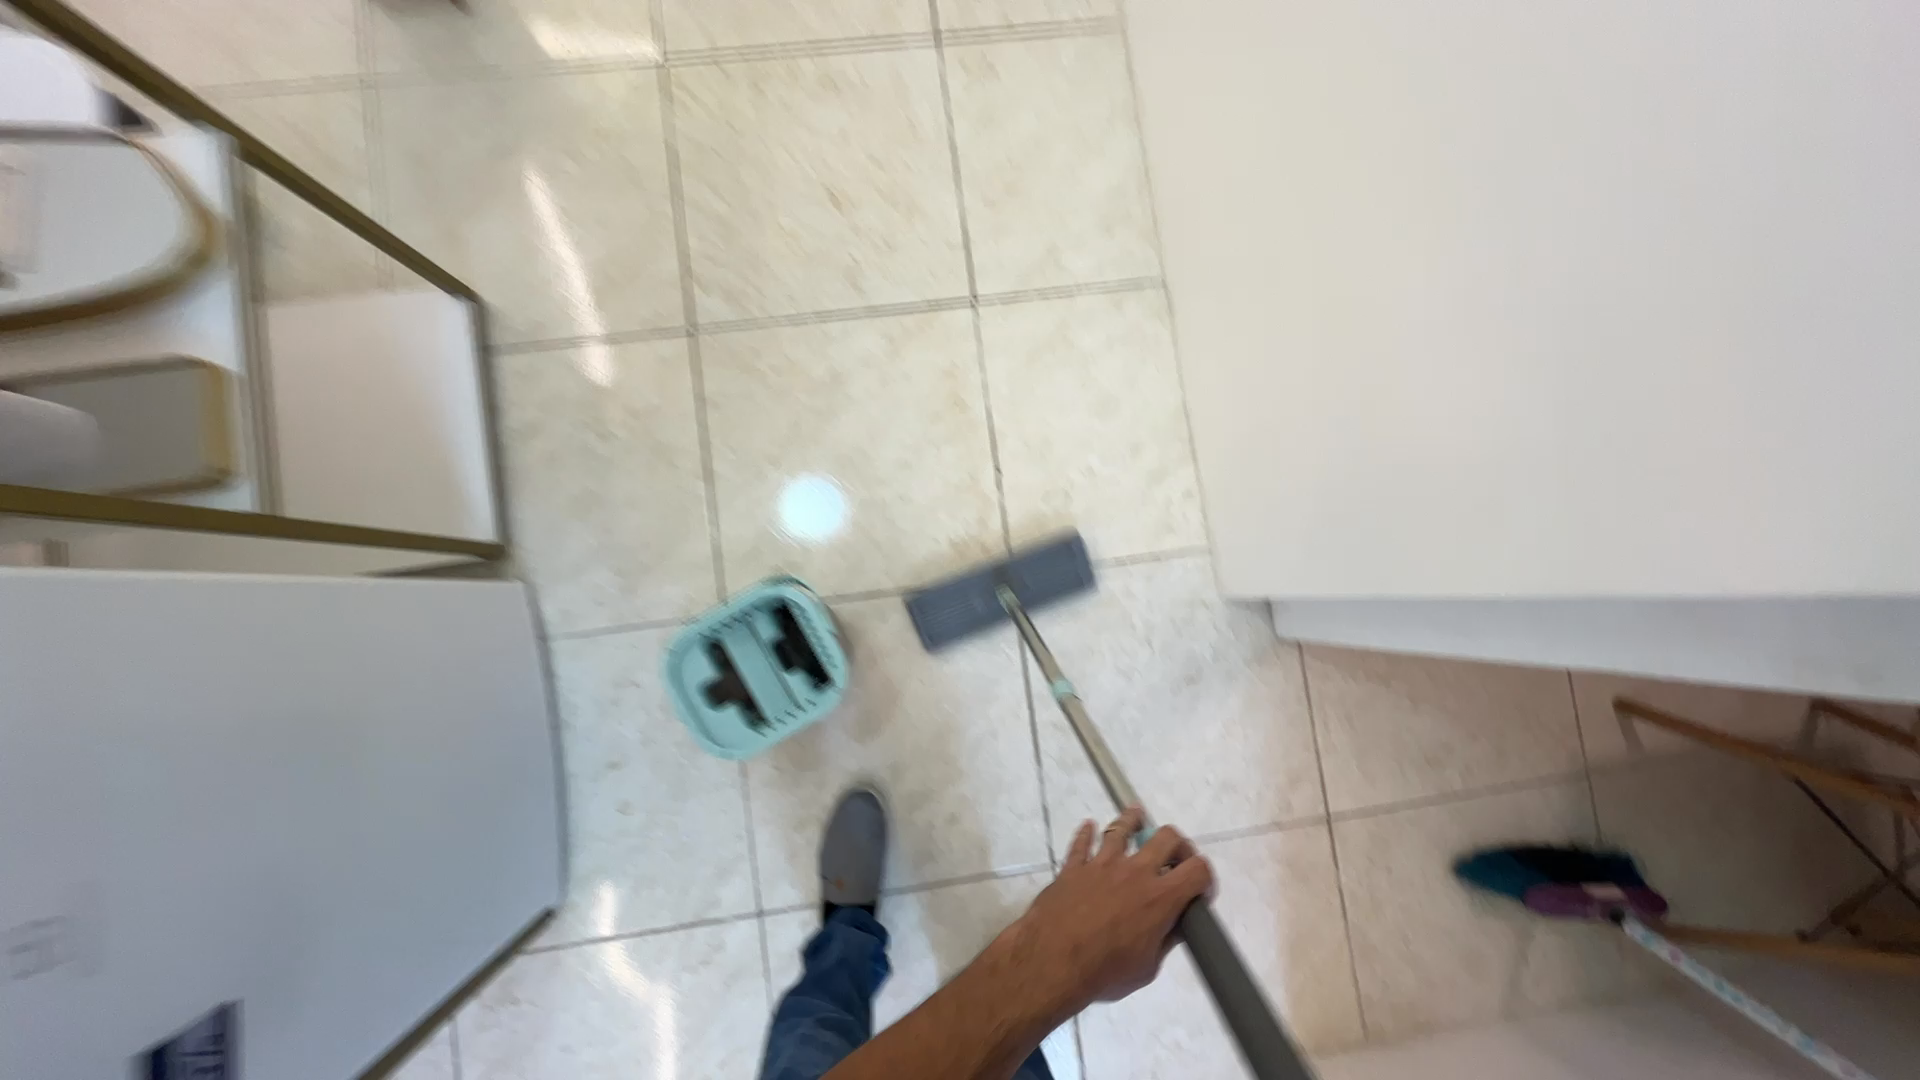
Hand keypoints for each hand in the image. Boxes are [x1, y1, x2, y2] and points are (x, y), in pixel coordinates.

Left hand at [1003, 806, 1214, 1017]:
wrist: (1054, 959)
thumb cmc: (1105, 971)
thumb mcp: (1148, 968)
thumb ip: (1164, 940)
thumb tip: (1174, 925)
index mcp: (1160, 898)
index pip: (1197, 870)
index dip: (1205, 876)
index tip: (1200, 888)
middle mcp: (1135, 871)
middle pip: (1166, 837)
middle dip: (1177, 843)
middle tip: (1174, 854)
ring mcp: (1102, 863)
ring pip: (1121, 828)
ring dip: (1132, 820)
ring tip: (1136, 814)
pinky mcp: (1074, 865)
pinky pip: (1081, 842)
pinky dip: (1086, 833)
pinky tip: (1088, 827)